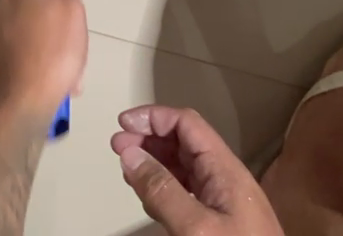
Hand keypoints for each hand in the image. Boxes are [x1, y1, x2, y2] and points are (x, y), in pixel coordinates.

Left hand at [0, 0, 87, 118]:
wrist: (19, 105)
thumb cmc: (51, 49)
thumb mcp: (67, 2)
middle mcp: (1, 2)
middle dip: (57, 11)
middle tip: (75, 30)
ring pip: (33, 24)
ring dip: (54, 39)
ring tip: (71, 64)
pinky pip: (26, 48)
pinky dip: (43, 58)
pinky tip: (59, 79)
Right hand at [111, 105, 281, 235]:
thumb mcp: (196, 229)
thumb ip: (162, 191)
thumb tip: (129, 154)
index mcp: (225, 169)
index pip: (186, 123)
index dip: (154, 117)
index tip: (123, 124)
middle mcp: (224, 178)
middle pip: (183, 141)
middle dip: (149, 138)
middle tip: (118, 147)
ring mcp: (223, 201)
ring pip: (183, 166)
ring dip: (153, 161)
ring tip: (127, 168)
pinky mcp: (219, 222)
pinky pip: (186, 191)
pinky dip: (163, 186)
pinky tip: (147, 195)